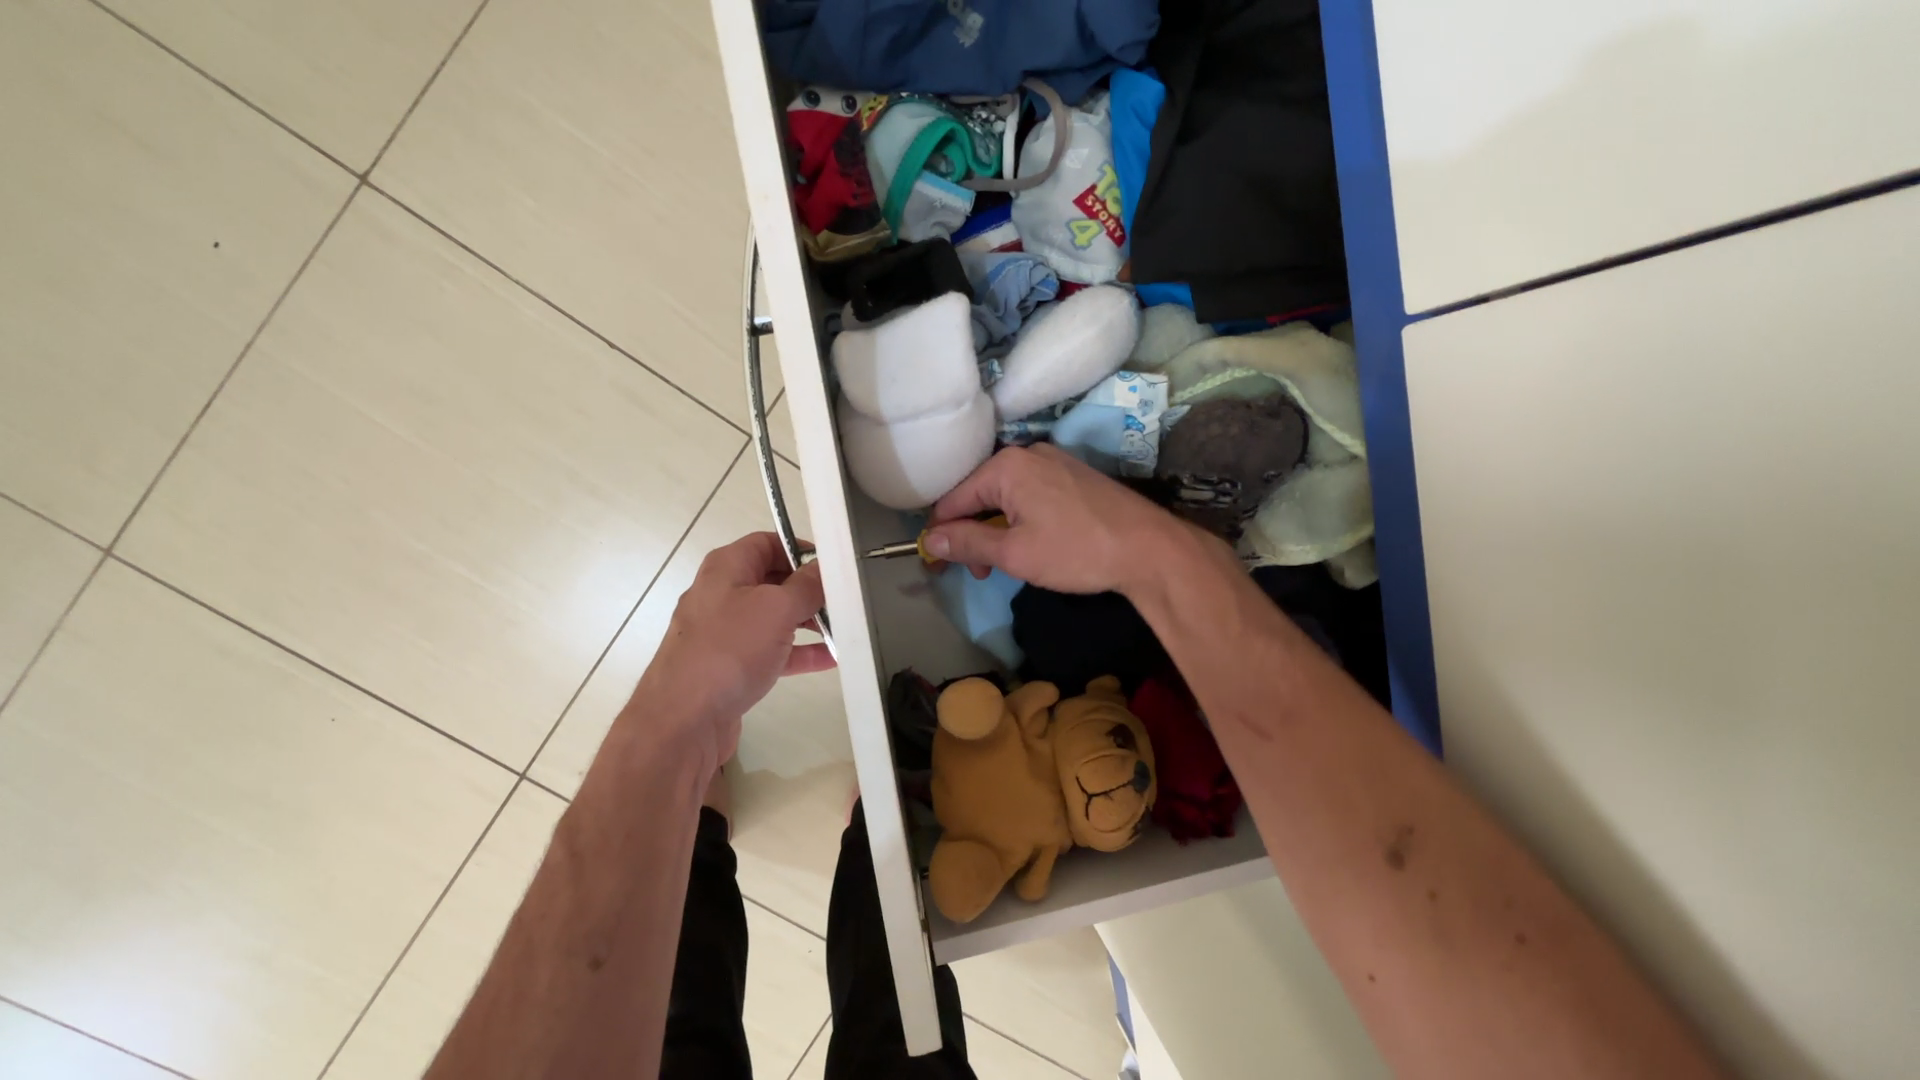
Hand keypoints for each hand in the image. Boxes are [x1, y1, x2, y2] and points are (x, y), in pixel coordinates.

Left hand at [632, 532, 834, 766]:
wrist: (684, 720)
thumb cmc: (729, 651)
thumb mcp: (776, 609)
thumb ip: (806, 586)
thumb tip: (824, 568)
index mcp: (727, 568)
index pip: (768, 543)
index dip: (801, 549)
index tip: (834, 565)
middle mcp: (723, 594)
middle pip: (773, 580)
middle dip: (810, 589)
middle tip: (845, 599)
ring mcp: (725, 632)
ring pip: (774, 617)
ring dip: (808, 622)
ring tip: (845, 629)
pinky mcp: (731, 665)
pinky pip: (771, 650)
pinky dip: (798, 652)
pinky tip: (830, 659)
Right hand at [924, 444, 1203, 595]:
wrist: (1149, 548)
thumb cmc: (1076, 551)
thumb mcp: (1014, 553)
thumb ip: (968, 543)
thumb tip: (930, 541)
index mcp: (1006, 466)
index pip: (953, 498)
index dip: (940, 534)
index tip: (935, 565)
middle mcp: (1027, 453)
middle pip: (980, 494)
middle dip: (971, 533)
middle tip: (978, 573)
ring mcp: (1054, 461)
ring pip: (1006, 495)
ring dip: (996, 529)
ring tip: (1002, 565)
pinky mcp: (1074, 475)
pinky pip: (1031, 493)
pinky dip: (1020, 519)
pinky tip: (1029, 544)